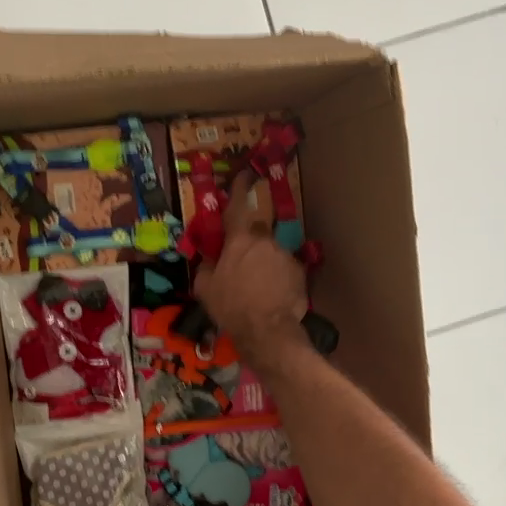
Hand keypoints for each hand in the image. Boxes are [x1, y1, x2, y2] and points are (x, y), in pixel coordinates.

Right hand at [195, 172, 307, 363]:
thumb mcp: (205, 287)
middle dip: (251, 245)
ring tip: (259, 290)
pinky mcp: (301, 273)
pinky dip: (280, 279)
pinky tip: (273, 297)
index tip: (244, 175)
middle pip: (257, 234)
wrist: (266, 330)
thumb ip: (208, 266)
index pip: (237, 208)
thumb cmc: (230, 307)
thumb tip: (210, 259)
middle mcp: (264, 241)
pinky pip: (286, 270)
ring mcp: (285, 256)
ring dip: (266, 265)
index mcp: (239, 241)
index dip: (239, 189)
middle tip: (243, 267)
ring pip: (272, 254)